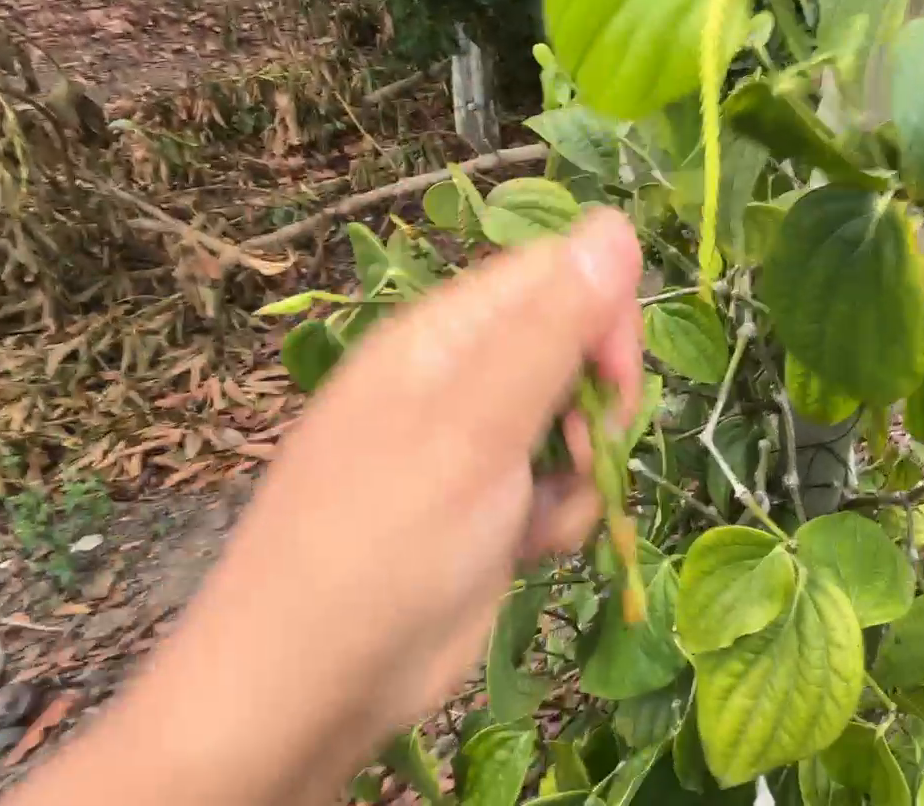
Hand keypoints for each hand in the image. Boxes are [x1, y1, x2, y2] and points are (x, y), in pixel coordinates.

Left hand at [13, 210, 644, 805]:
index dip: (604, 314)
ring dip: (587, 465)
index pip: (557, 274)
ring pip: (578, 419)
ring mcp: (479, 442)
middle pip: (576, 345)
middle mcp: (464, 377)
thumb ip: (551, 328)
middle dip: (601, 399)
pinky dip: (564, 510)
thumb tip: (615, 224)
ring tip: (551, 510)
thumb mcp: (476, 427)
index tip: (617, 379)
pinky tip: (534, 546)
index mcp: (445, 335)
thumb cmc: (383, 546)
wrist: (307, 699)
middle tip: (587, 452)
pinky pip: (562, 479)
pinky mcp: (494, 501)